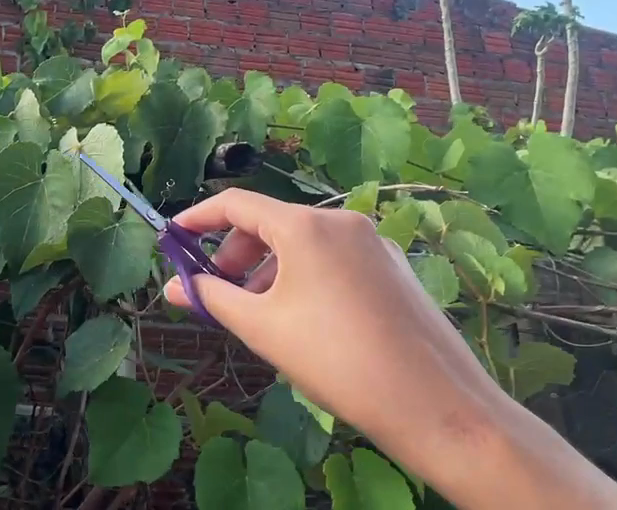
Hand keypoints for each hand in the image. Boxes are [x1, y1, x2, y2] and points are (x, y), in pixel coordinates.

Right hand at [164, 189, 616, 509]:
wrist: (444, 412)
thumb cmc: (339, 362)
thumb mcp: (262, 328)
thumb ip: (211, 297)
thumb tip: (171, 285)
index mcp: (305, 226)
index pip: (235, 204)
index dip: (197, 218)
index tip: (172, 239)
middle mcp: (341, 222)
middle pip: (270, 223)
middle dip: (234, 253)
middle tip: (217, 290)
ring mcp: (374, 243)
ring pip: (303, 243)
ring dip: (268, 268)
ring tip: (259, 312)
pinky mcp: (395, 269)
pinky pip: (333, 258)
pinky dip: (304, 276)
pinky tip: (304, 319)